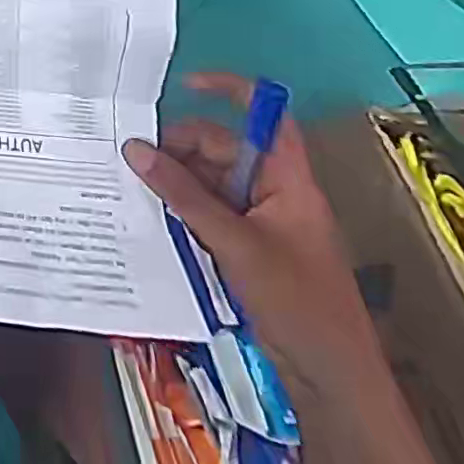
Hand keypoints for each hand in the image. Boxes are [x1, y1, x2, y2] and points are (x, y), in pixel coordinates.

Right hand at [122, 73, 435, 463]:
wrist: (330, 378)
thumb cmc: (298, 302)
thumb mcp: (235, 243)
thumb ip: (183, 195)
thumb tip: (135, 148)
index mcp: (288, 179)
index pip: (266, 117)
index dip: (233, 92)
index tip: (187, 84)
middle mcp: (272, 190)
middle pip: (222, 149)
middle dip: (181, 149)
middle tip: (135, 161)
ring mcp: (257, 218)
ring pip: (208, 181)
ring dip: (174, 182)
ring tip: (133, 187)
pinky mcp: (243, 244)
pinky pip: (205, 210)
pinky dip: (179, 208)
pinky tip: (150, 214)